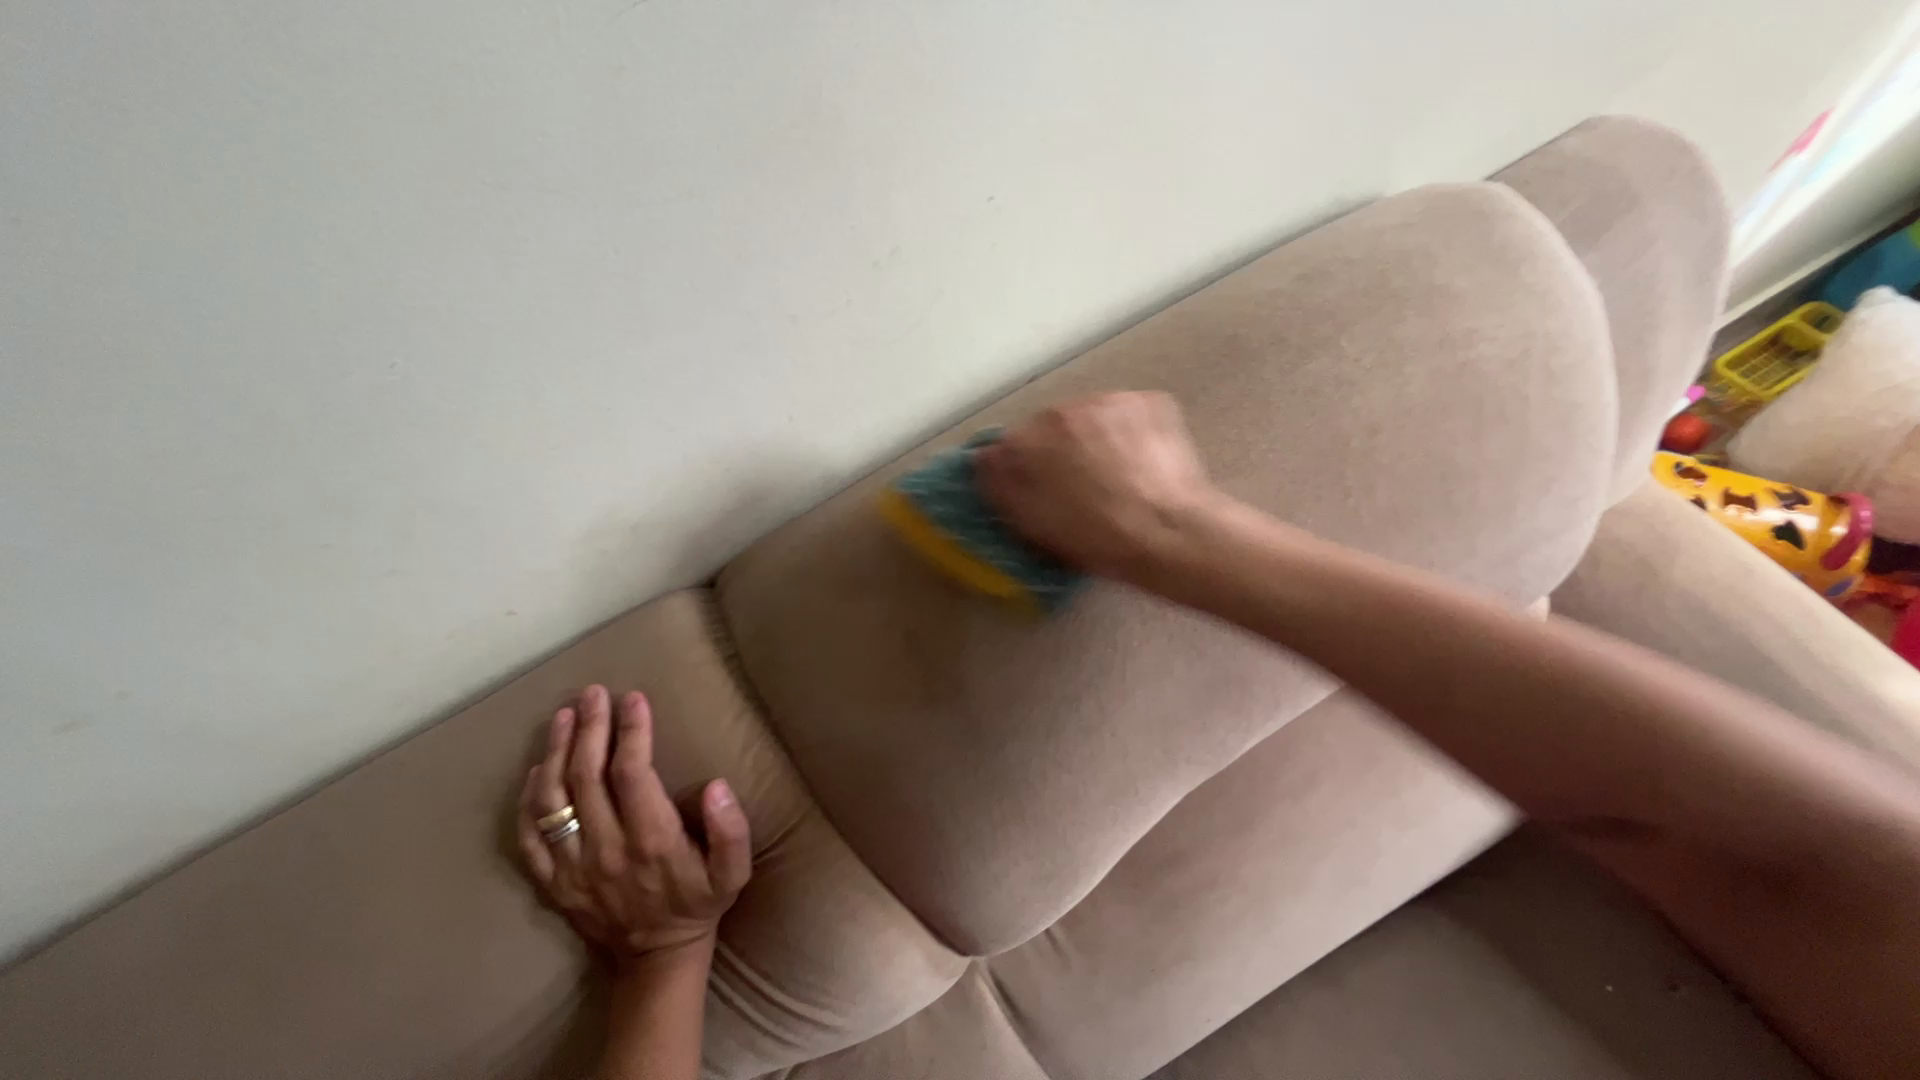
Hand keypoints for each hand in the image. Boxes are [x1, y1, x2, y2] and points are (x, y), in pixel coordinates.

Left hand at [517, 685, 750, 965]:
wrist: (656, 959)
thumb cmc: (699, 903)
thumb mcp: (733, 872)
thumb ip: (731, 830)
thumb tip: (717, 785)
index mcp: (651, 841)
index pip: (633, 774)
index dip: (632, 732)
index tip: (634, 699)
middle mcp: (606, 849)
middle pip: (587, 776)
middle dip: (591, 727)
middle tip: (595, 692)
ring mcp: (572, 866)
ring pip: (552, 799)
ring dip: (556, 751)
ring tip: (564, 716)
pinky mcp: (551, 881)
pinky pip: (529, 835)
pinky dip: (528, 798)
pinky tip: (537, 767)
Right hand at [975, 391, 1220, 579]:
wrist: (1168, 532)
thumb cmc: (1095, 539)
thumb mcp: (1032, 524)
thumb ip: (999, 484)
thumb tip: (984, 458)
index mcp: (1027, 440)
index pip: (1010, 445)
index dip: (1024, 470)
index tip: (1040, 492)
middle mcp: (1062, 409)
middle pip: (1051, 427)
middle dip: (1060, 450)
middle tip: (1081, 487)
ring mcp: (1109, 400)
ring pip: (1091, 417)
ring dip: (1095, 437)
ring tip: (1116, 474)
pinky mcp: (1149, 401)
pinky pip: (1128, 414)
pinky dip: (1131, 432)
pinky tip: (1142, 461)